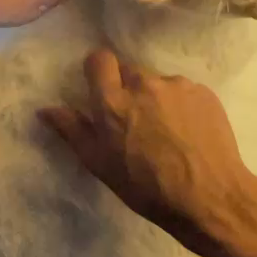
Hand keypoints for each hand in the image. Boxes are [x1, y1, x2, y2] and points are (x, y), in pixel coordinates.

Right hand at [39, 48, 256, 253]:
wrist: (210, 197)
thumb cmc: (147, 188)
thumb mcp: (100, 165)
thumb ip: (72, 131)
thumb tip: (46, 109)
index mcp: (113, 101)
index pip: (98, 59)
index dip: (98, 72)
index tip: (101, 92)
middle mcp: (144, 83)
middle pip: (129, 72)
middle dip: (126, 90)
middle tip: (133, 123)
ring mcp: (177, 85)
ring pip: (157, 82)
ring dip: (154, 99)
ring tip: (165, 133)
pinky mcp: (204, 92)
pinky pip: (183, 91)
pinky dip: (180, 106)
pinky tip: (186, 134)